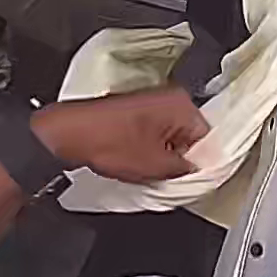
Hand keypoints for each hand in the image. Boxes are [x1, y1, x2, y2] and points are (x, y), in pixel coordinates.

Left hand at [29, 87, 209, 183]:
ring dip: (166, 154)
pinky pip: (156, 132)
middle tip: (170, 177)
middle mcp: (171, 98)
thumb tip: (198, 171)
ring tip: (150, 169)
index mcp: (182, 105)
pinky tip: (138, 161)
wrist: (68, 133)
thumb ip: (186, 169)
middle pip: (191, 135)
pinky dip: (151, 147)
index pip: (208, 137)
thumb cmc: (110, 142)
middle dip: (182, 157)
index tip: (193, 178)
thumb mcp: (156, 165)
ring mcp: (153, 102)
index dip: (202, 162)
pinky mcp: (137, 109)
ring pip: (173, 135)